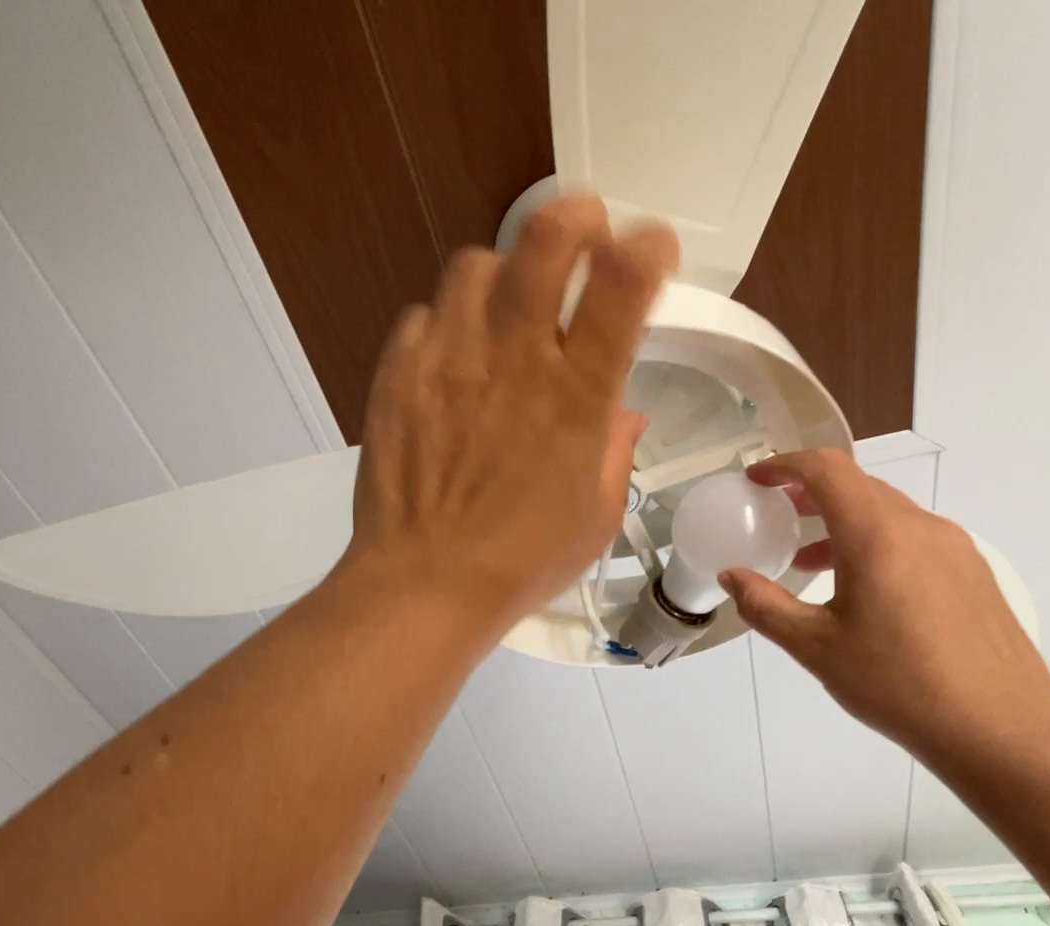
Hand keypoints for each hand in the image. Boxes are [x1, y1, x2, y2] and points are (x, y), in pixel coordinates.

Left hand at [337, 195, 678, 628]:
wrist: (424, 584)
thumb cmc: (522, 560)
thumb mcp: (595, 515)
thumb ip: (613, 451)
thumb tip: (624, 413)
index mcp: (577, 395)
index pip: (623, 282)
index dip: (647, 246)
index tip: (651, 250)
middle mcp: (515, 359)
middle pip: (545, 239)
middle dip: (574, 216)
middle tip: (583, 232)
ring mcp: (449, 359)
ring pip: (475, 266)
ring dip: (500, 276)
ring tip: (502, 311)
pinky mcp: (398, 373)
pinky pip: (422, 315)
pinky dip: (444, 325)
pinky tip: (450, 360)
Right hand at [719, 450, 1049, 751]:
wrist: (1001, 731)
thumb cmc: (899, 684)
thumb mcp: (816, 647)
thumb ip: (765, 605)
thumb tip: (733, 577)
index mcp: (878, 535)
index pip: (827, 470)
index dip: (785, 465)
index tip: (756, 480)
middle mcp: (921, 528)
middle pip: (859, 487)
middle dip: (810, 494)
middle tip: (775, 517)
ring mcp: (955, 549)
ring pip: (888, 513)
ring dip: (842, 522)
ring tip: (809, 560)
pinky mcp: (973, 574)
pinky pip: (913, 538)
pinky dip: (875, 542)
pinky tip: (862, 590)